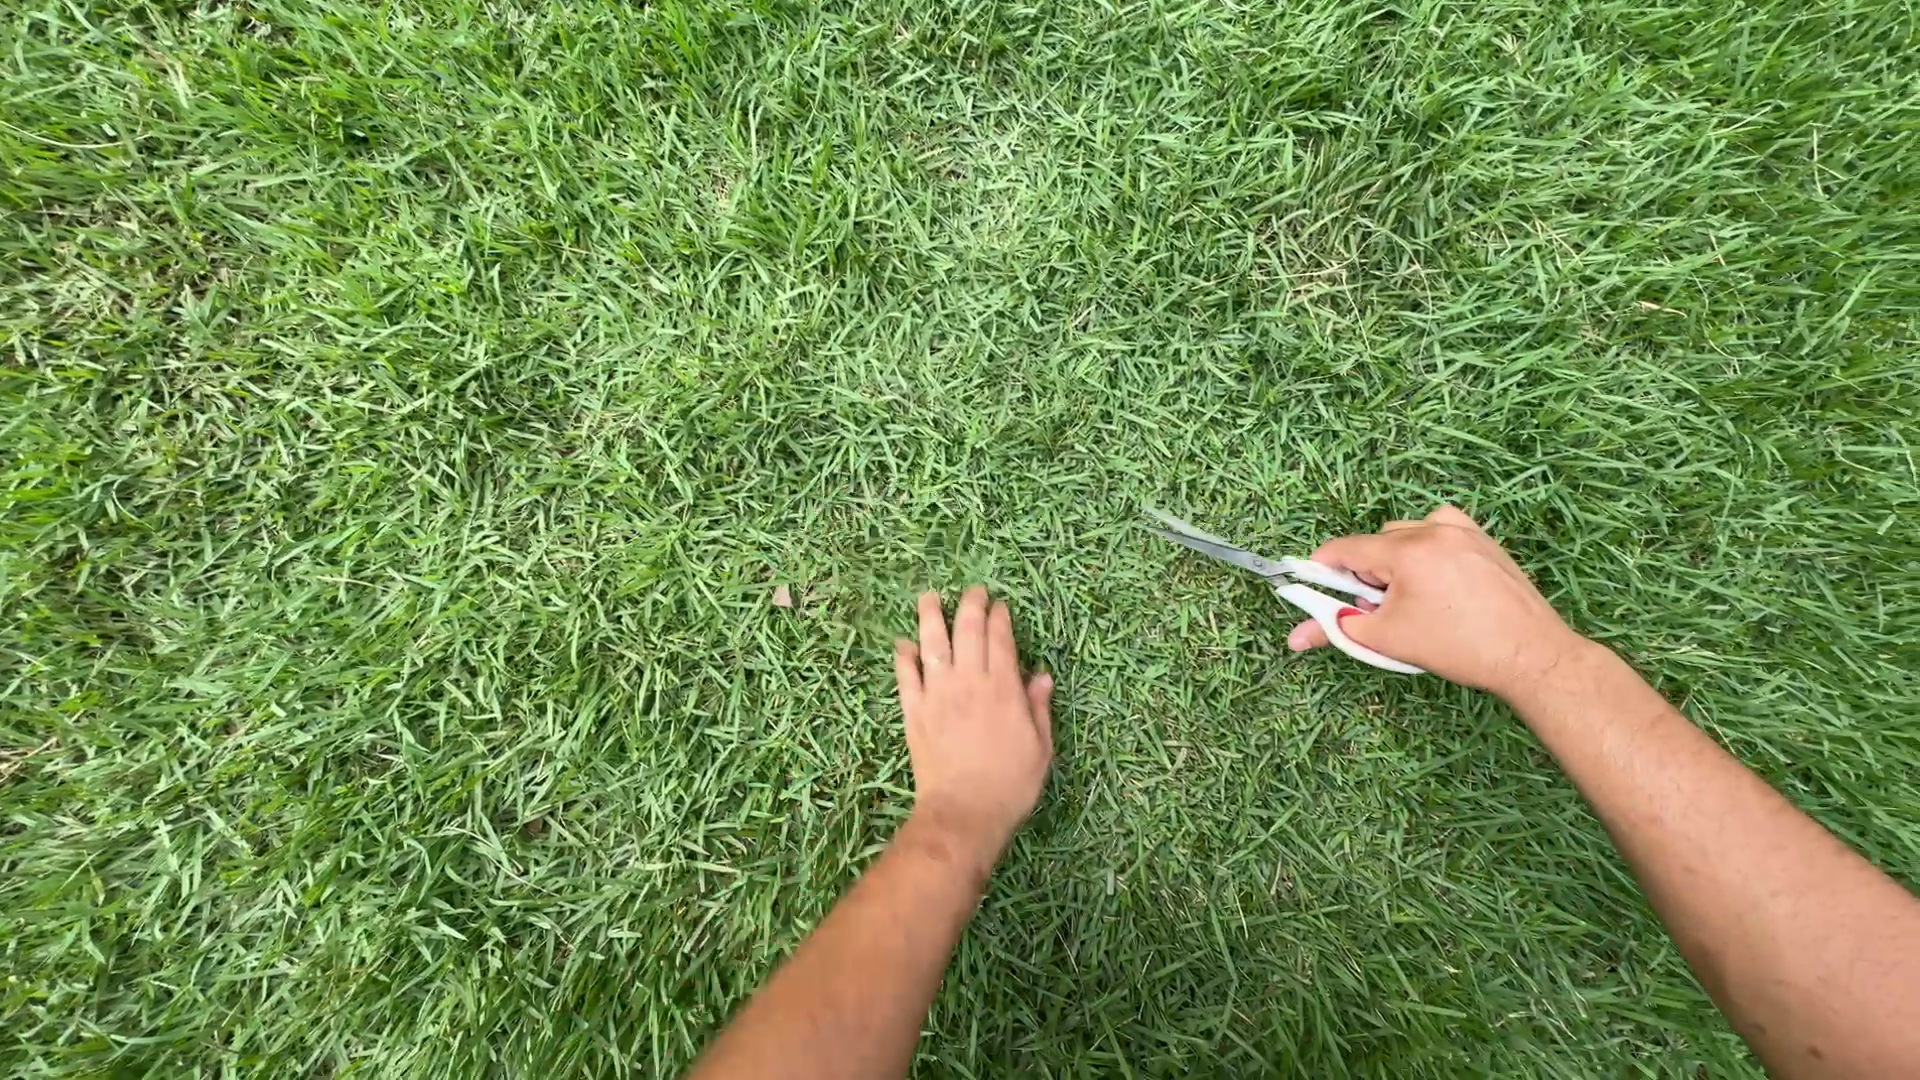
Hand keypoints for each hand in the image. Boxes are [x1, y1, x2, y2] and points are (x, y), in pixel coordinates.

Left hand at [894, 586, 1054, 874]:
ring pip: (932, 644)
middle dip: (970, 605)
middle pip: (967, 631)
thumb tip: (1042, 676)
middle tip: (972, 591)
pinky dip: (904, 657)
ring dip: (931, 617)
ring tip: (929, 597)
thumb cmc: (1010, 784)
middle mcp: (968, 682)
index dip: (999, 617)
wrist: (964, 813)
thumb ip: (1038, 708)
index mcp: (1002, 688)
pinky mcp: (914, 712)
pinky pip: (906, 676)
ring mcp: (937, 694)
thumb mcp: (1040, 748)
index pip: (1000, 639)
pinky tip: (903, 644)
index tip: (999, 604)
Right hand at [1285, 506, 1591, 694]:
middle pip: (1375, 542)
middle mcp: (1433, 531)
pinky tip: (1435, 574)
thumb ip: (1334, 629)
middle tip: (1375, 605)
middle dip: (1365, 571)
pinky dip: (1426, 545)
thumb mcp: (1385, 640)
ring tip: (1408, 594)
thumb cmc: (1457, 647)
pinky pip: (1439, 528)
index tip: (1316, 584)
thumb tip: (1294, 638)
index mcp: (1406, 552)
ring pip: (1405, 533)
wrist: (1532, 656)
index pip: (1345, 549)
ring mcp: (1463, 532)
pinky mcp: (1484, 540)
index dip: (1323, 567)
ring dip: (1394, 558)